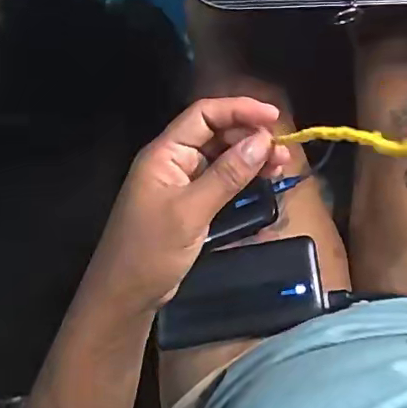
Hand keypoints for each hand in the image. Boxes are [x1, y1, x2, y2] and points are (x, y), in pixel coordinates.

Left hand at [84, 97, 292, 312]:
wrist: (123, 298)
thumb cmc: (150, 251)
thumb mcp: (191, 211)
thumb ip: (227, 175)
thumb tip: (262, 141)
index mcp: (165, 152)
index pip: (204, 114)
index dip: (239, 109)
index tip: (273, 117)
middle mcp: (174, 160)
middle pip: (216, 132)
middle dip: (250, 135)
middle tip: (282, 149)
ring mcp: (182, 181)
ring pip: (222, 155)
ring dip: (251, 155)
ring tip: (281, 163)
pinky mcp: (191, 201)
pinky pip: (221, 177)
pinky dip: (243, 175)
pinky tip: (264, 178)